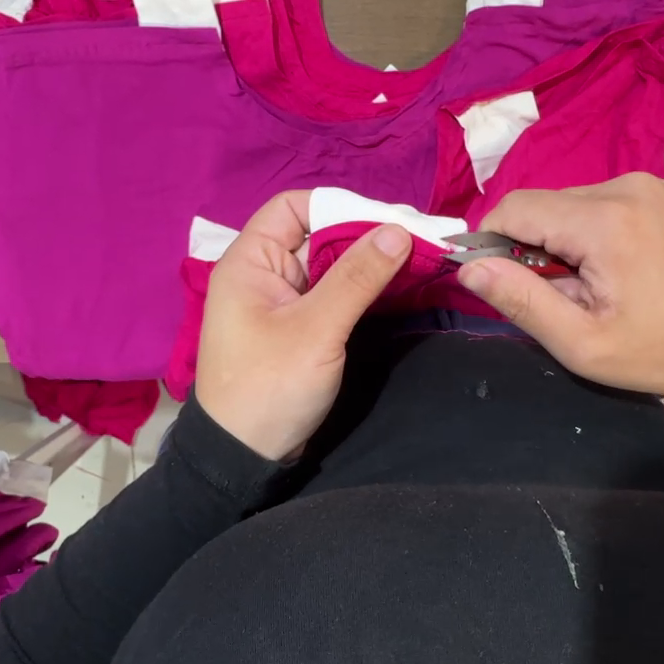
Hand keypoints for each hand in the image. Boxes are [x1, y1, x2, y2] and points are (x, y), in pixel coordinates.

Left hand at [196, 191, 408, 459]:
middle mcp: (263, 275)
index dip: (340, 206)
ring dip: (368, 264)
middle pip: (317, 235)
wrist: (243, 457)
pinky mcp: (298, 330)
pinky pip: (332, 296)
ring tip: (418, 262)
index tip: (389, 220)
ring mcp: (281, 304)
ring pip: (329, 267)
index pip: (294, 208)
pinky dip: (361, 291)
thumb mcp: (317, 329)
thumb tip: (399, 230)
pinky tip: (397, 290)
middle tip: (420, 241)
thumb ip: (357, 278)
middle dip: (365, 235)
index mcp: (250, 262)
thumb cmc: (270, 388)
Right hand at [455, 174, 663, 395]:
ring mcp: (654, 184)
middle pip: (544, 205)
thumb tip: (467, 267)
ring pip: (575, 203)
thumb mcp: (582, 344)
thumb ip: (519, 300)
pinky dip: (597, 231)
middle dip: (533, 247)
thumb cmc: (662, 352)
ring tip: (596, 285)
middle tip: (560, 296)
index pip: (513, 207)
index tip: (499, 281)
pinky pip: (609, 202)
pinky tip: (624, 268)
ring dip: (565, 240)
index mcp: (604, 221)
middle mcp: (627, 186)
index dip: (490, 241)